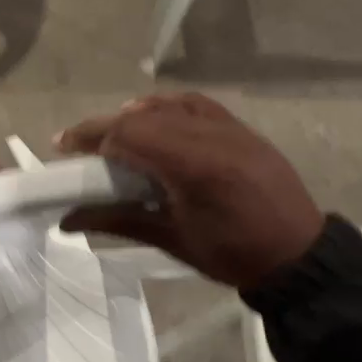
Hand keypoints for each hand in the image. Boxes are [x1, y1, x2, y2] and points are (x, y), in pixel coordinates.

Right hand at [55, 92, 323, 290]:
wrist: (297, 257)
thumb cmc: (232, 255)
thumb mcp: (171, 239)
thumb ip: (116, 220)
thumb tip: (66, 219)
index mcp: (193, 165)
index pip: (130, 134)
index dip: (92, 137)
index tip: (64, 147)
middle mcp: (211, 135)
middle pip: (143, 116)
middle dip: (104, 126)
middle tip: (76, 144)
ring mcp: (230, 128)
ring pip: (169, 104)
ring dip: (134, 114)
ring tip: (112, 133)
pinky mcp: (242, 129)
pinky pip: (197, 104)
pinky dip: (168, 107)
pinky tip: (154, 119)